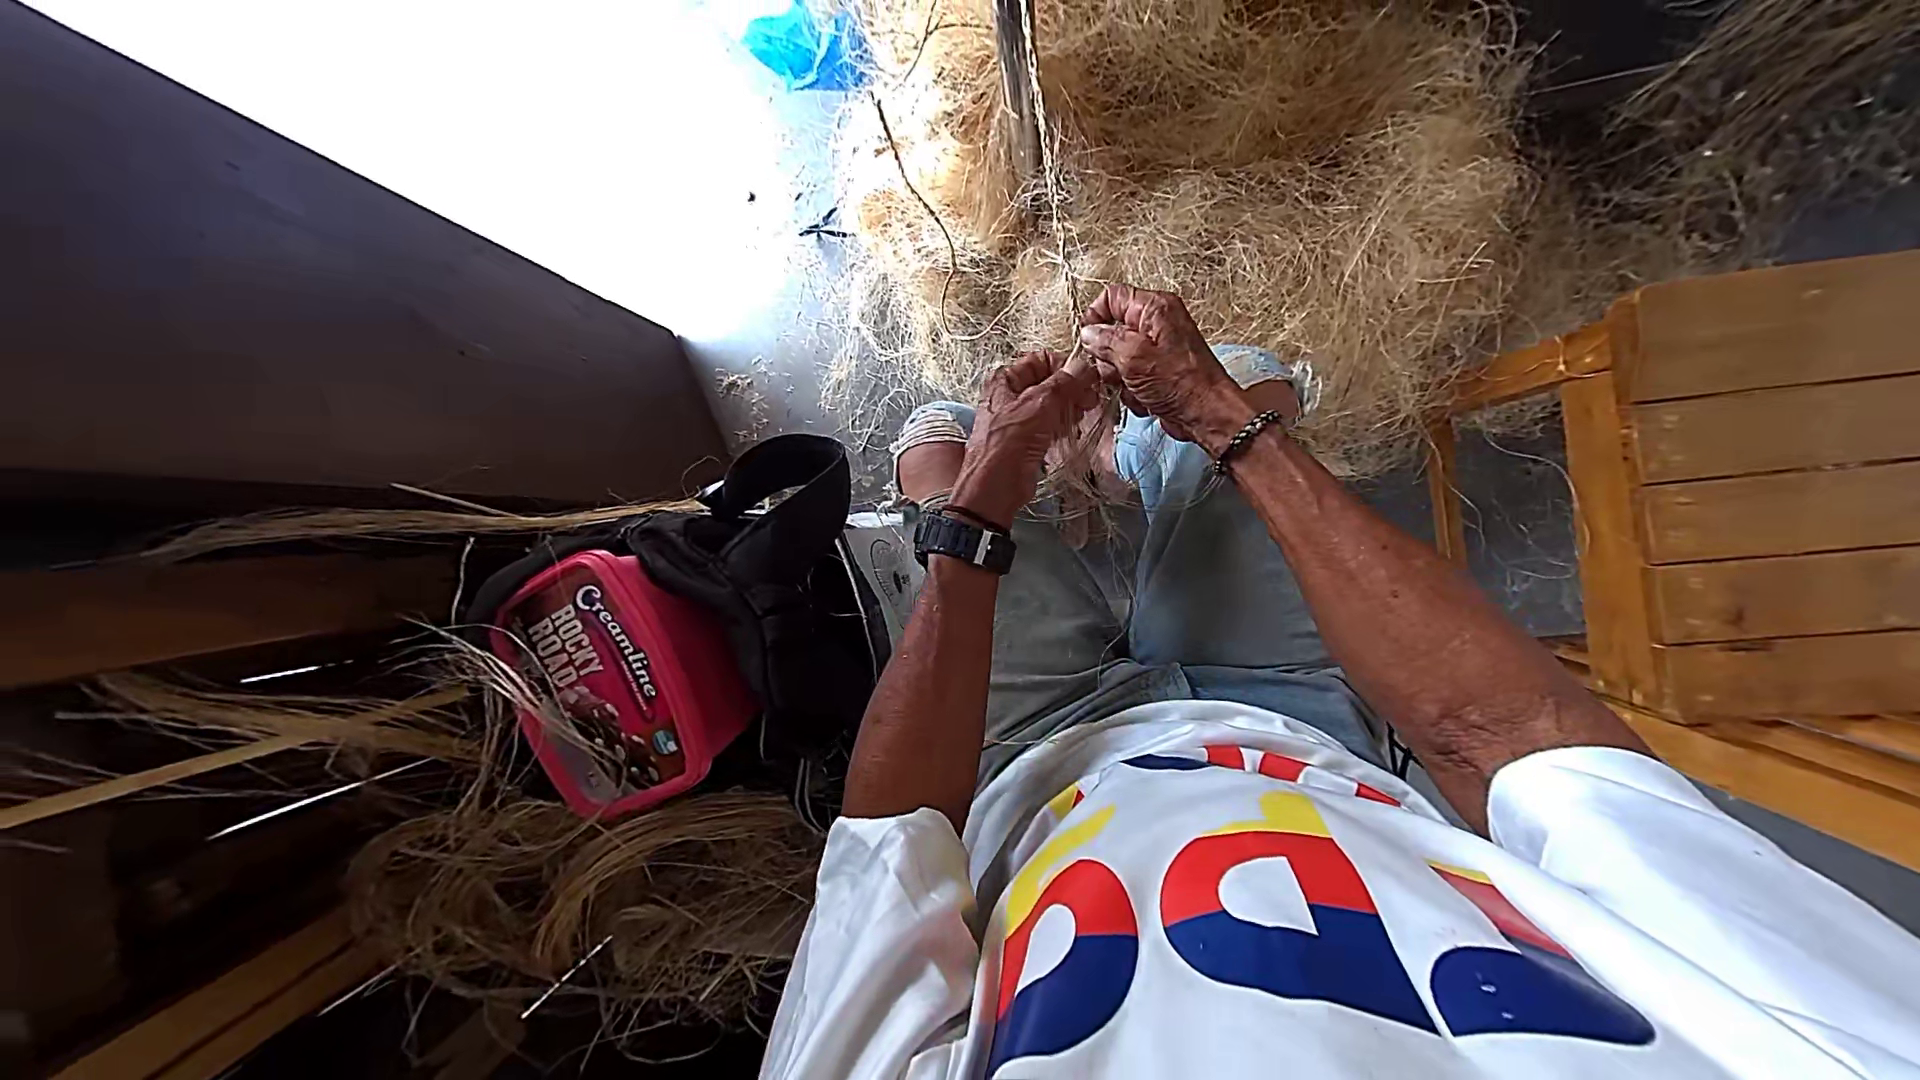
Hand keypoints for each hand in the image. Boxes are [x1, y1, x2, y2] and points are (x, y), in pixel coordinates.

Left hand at [949, 350, 1100, 529]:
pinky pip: (1049, 425)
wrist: (994, 488)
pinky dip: (1062, 424)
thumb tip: (1085, 366)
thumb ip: (1064, 383)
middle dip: (1072, 389)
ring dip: (1069, 407)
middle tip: (1090, 398)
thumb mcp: (1039, 406)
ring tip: (1084, 413)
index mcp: (1005, 380)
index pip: (1041, 360)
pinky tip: (1072, 429)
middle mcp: (1009, 396)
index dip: (1065, 366)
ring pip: (1051, 404)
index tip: (1086, 377)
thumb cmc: (1007, 446)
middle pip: (1048, 382)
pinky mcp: (1026, 440)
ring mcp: (1018, 419)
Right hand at [1076, 284, 1254, 453]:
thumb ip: (1106, 340)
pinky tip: (1143, 396)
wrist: (1204, 413)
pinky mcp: (1154, 371)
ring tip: (1134, 387)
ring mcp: (1154, 350)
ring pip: (1115, 359)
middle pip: (1110, 332)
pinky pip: (1127, 377)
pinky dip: (1129, 390)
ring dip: (1118, 378)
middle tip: (1118, 370)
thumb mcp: (1135, 356)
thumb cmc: (1181, 383)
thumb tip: (1088, 333)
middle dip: (1107, 357)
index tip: (1089, 341)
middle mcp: (1155, 325)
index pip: (1112, 297)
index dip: (1095, 317)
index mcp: (1155, 308)